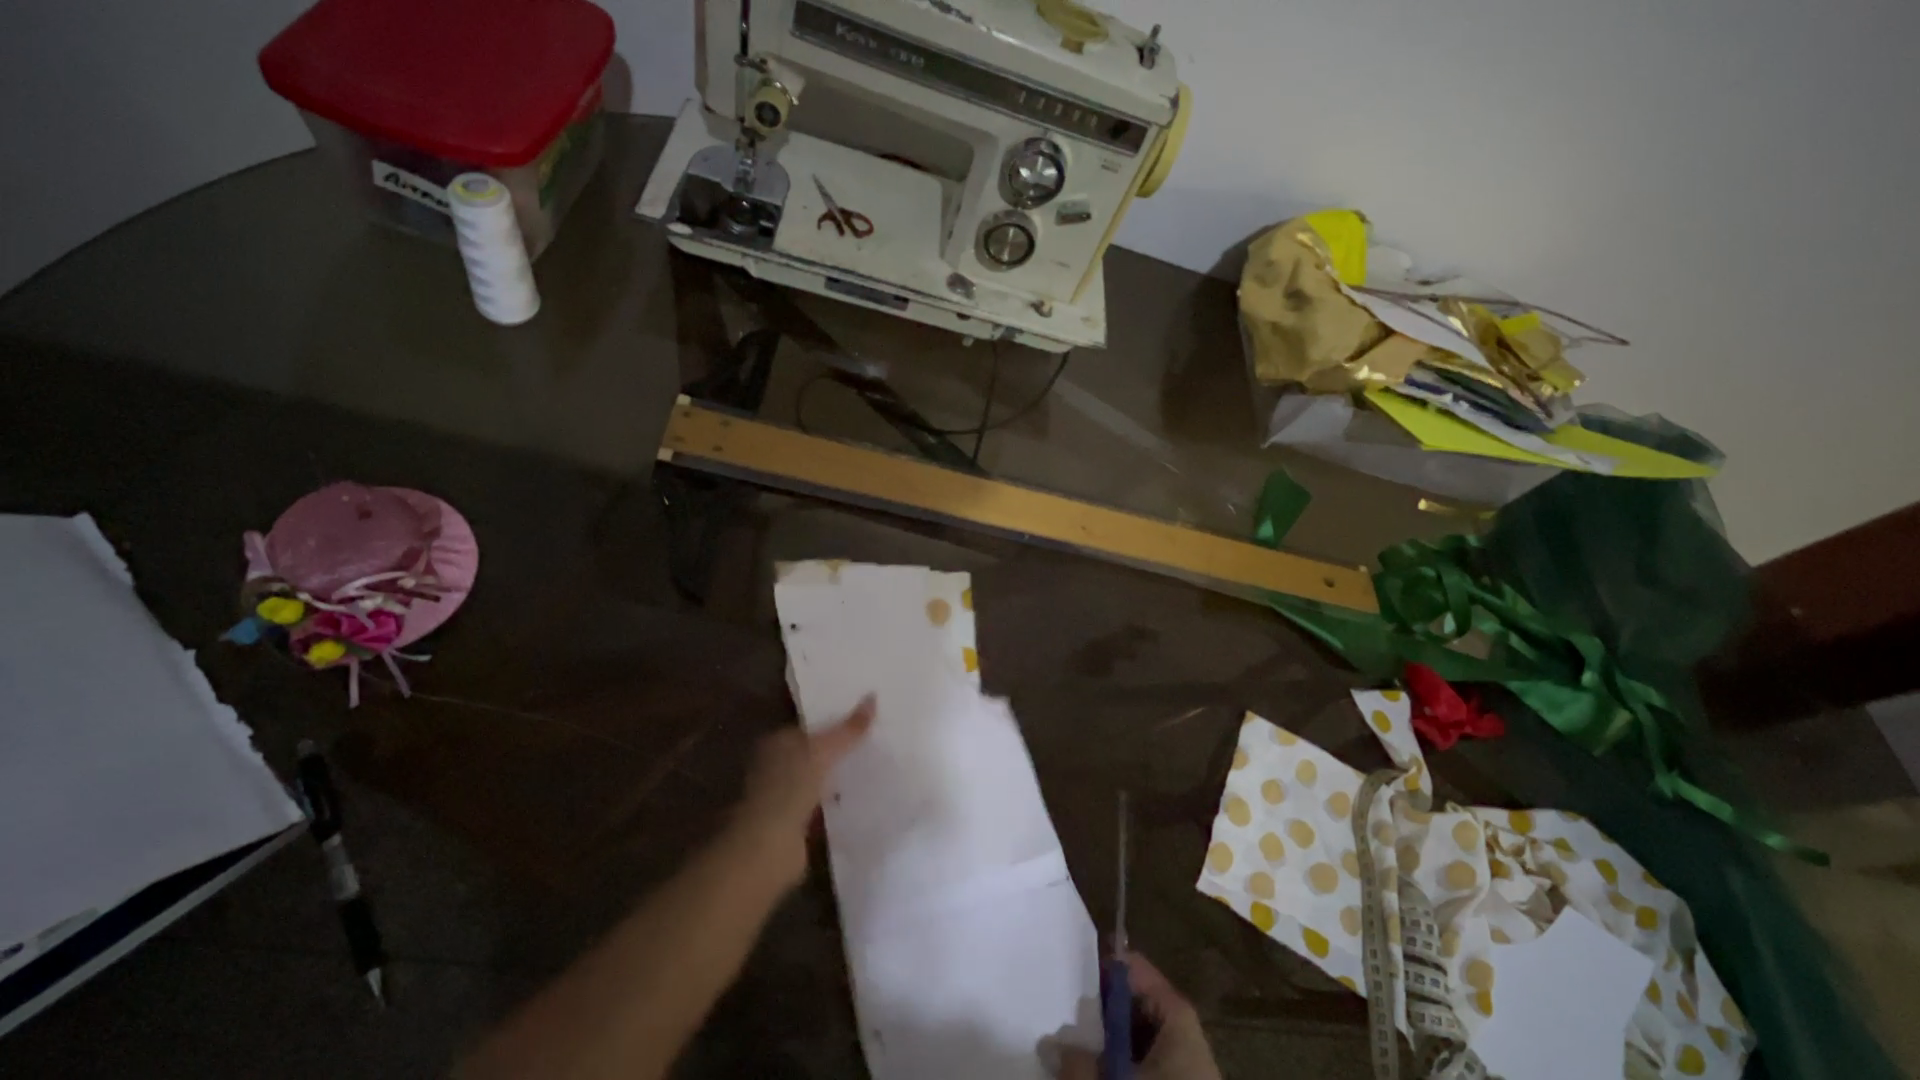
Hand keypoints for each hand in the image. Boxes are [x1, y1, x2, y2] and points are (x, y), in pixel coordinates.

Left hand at [732, 695, 874, 886]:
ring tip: (869, 771)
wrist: (769, 843)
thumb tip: (873, 696)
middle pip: (811, 753)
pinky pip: (818, 806)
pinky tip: (854, 801)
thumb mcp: (824, 751)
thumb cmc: (791, 787)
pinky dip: (833, 804)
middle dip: (836, 752)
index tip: (863, 722)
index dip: (833, 723)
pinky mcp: (791, 823)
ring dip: (835, 779)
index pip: (807, 726)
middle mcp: (774, 765)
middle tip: (872, 745)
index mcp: (775, 742)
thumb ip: (848, 729)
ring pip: (815, 780)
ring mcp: (781, 796)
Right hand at [1058, 952, 1220, 1079]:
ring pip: (1136, 1041)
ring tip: (1069, 1045)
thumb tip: (1051, 1045)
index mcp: (1176, 1018)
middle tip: (1062, 1011)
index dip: (1104, 966)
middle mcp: (1182, 1035)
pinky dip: (1118, 1065)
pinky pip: (1142, 1066)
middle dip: (1099, 1010)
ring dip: (1105, 1043)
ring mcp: (1182, 1067)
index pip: (1136, 972)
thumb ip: (1078, 1064)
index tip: (1070, 965)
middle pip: (1135, 1007)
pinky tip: (1091, 1072)